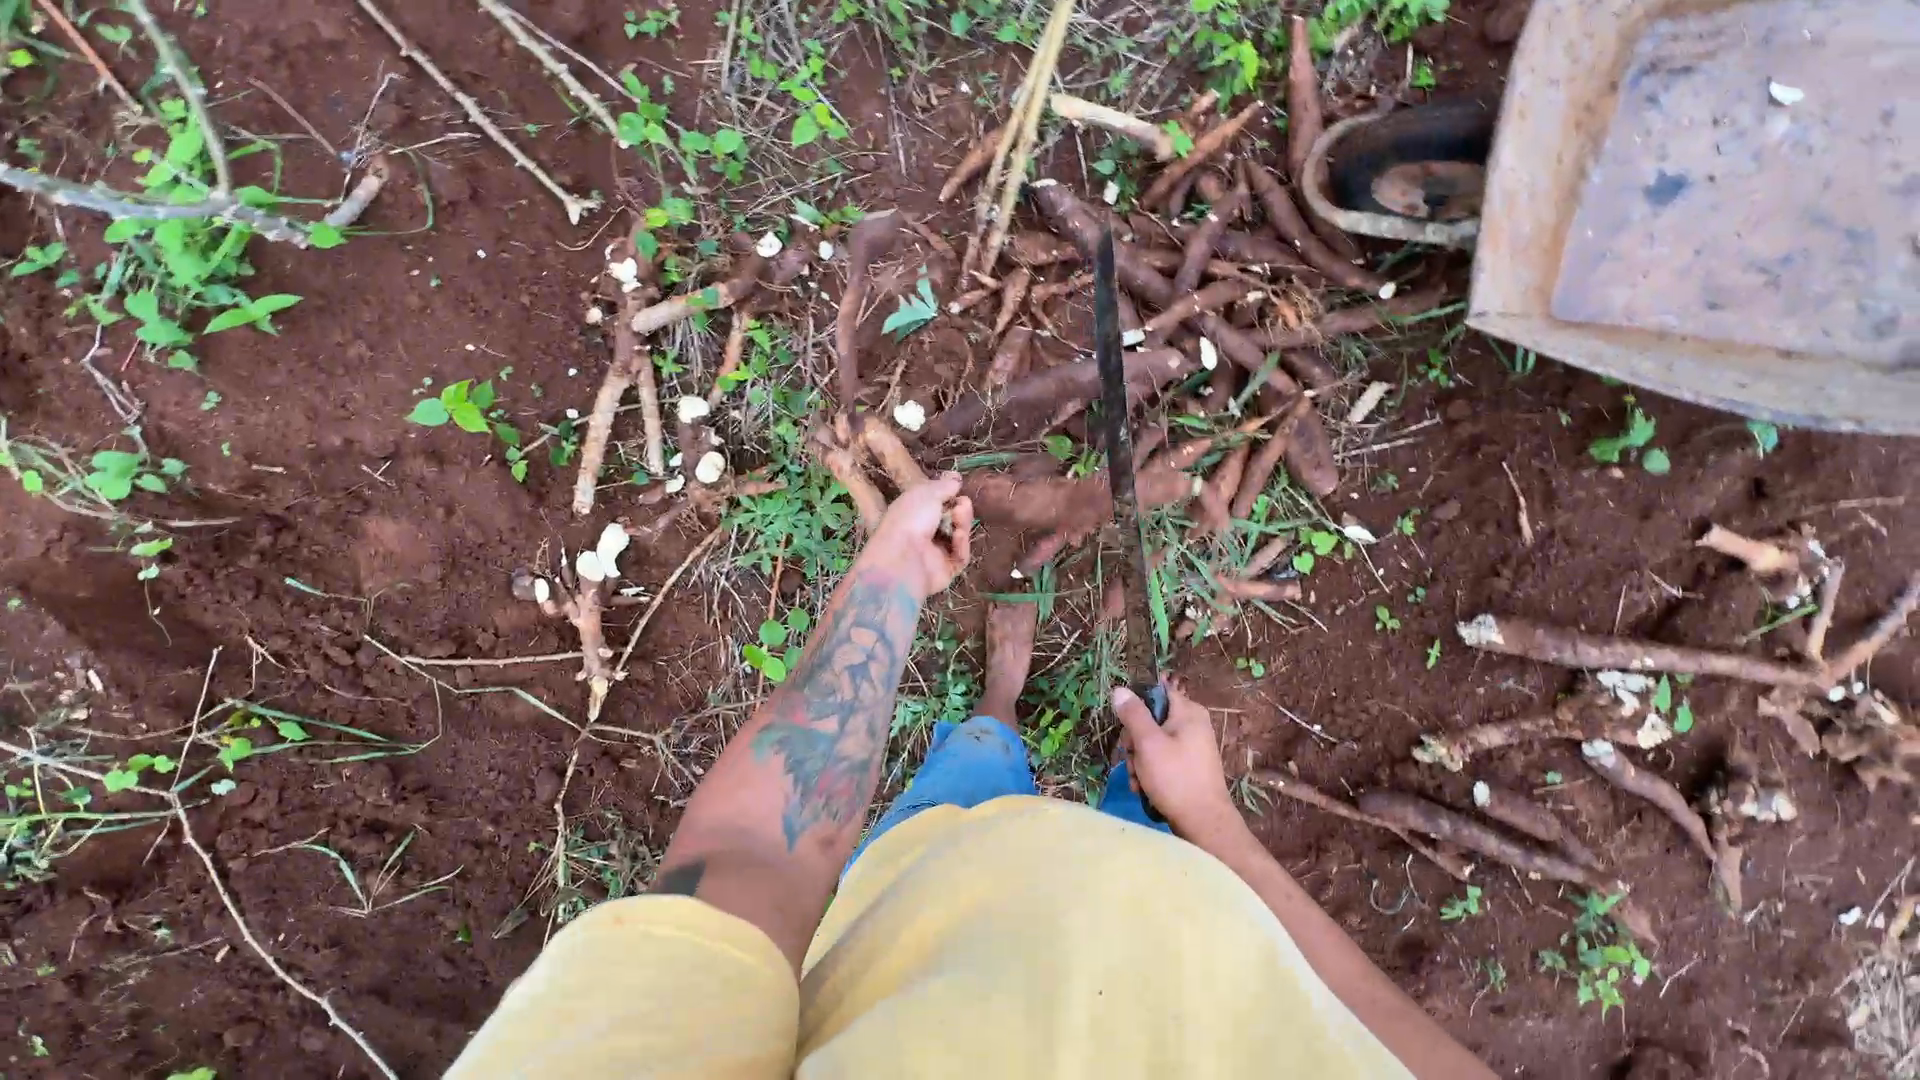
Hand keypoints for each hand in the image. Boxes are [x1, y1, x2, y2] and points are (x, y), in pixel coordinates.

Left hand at [865, 472, 972, 600]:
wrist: (902, 559)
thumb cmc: (910, 520)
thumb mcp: (927, 494)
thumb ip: (944, 485)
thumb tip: (955, 477)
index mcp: (913, 511)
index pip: (935, 502)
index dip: (949, 494)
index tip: (958, 487)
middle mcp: (923, 531)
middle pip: (952, 519)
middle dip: (960, 509)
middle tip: (963, 504)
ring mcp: (935, 552)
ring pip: (959, 536)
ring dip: (963, 524)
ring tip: (959, 517)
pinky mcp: (945, 570)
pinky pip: (961, 556)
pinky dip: (961, 545)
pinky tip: (958, 537)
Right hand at [1112, 681, 1240, 838]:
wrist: (1203, 823)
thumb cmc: (1175, 777)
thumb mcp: (1148, 743)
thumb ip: (1133, 714)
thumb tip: (1120, 689)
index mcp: (1188, 712)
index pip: (1155, 693)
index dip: (1136, 709)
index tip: (1128, 730)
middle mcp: (1193, 724)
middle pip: (1150, 720)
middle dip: (1135, 743)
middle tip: (1134, 761)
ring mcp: (1192, 746)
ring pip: (1153, 742)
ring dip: (1139, 761)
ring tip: (1138, 780)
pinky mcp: (1189, 765)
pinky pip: (1163, 759)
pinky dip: (1151, 771)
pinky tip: (1144, 788)